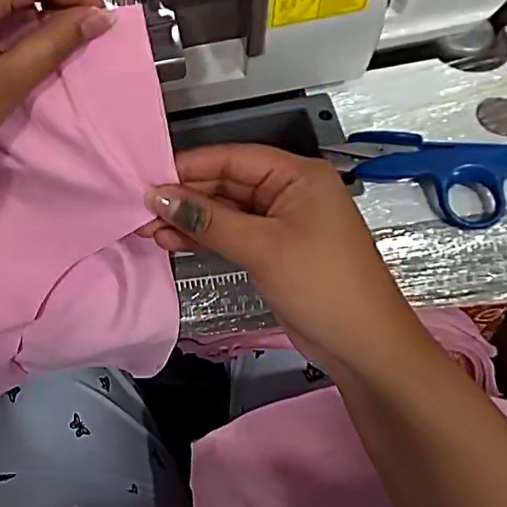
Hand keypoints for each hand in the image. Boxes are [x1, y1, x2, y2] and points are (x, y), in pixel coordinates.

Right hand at [144, 145, 430, 376]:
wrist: (365, 348)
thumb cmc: (325, 286)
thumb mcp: (262, 247)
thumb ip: (208, 220)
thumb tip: (159, 197)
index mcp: (297, 176)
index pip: (233, 159)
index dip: (189, 167)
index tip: (149, 178)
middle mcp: (289, 192)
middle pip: (226, 184)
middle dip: (185, 197)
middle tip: (142, 209)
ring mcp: (280, 222)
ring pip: (224, 211)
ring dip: (189, 219)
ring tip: (149, 228)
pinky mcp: (272, 249)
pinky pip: (230, 234)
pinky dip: (203, 237)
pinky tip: (172, 241)